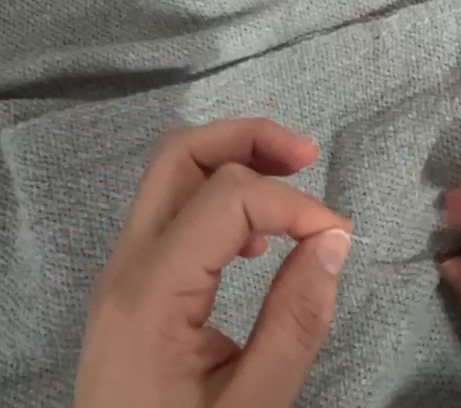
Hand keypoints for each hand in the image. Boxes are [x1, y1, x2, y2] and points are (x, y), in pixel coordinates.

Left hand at [74, 118, 354, 407]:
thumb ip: (295, 322)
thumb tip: (334, 237)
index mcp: (148, 294)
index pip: (227, 197)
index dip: (293, 203)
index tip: (339, 236)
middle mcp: (124, 266)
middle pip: (179, 154)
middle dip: (248, 138)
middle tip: (307, 155)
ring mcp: (121, 273)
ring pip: (171, 173)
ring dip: (233, 159)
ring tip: (291, 180)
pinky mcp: (131, 288)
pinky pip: (171, 211)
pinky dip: (217, 195)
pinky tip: (254, 238)